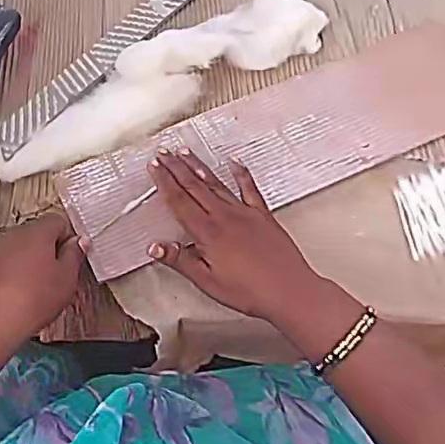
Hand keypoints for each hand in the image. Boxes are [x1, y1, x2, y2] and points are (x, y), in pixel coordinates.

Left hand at [0, 214, 87, 338]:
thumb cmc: (37, 296)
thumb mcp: (67, 276)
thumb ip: (75, 254)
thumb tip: (79, 240)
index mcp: (38, 231)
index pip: (58, 221)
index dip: (70, 237)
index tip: (76, 256)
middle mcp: (17, 234)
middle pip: (41, 233)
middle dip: (54, 249)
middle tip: (64, 273)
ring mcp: (1, 250)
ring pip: (26, 248)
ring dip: (37, 261)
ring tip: (45, 286)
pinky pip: (13, 262)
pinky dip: (22, 272)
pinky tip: (27, 292)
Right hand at [146, 149, 343, 325]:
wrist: (291, 291)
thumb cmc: (251, 291)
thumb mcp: (207, 281)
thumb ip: (180, 261)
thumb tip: (156, 247)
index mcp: (208, 232)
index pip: (178, 200)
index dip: (164, 181)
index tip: (154, 167)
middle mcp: (224, 216)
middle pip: (193, 185)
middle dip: (175, 166)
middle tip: (163, 153)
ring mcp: (244, 213)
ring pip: (215, 182)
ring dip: (198, 165)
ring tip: (185, 152)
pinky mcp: (262, 215)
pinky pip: (249, 188)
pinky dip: (241, 173)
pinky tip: (234, 161)